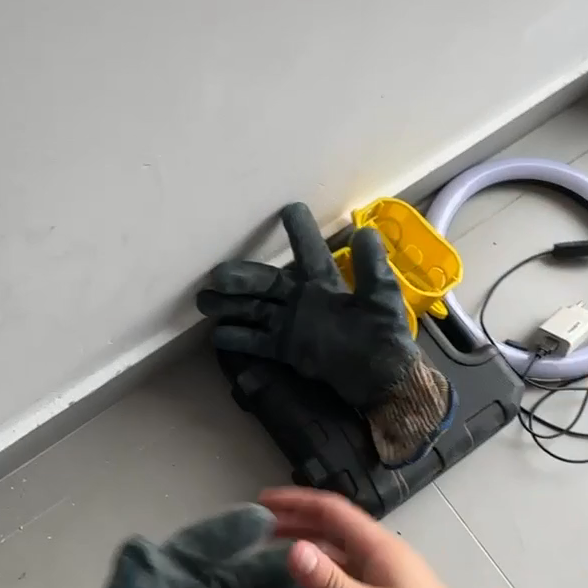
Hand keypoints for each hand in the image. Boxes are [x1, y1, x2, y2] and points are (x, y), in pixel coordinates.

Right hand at [197, 203, 417, 408]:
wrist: (381, 378)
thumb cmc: (384, 334)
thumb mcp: (381, 296)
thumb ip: (370, 266)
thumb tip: (364, 230)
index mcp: (325, 281)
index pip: (308, 250)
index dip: (299, 230)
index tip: (289, 209)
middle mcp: (303, 299)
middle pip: (266, 282)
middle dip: (241, 277)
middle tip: (215, 274)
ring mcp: (292, 324)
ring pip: (255, 309)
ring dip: (230, 306)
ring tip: (203, 302)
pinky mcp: (287, 349)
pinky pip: (258, 341)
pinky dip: (239, 338)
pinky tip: (217, 335)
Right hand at [260, 486, 504, 587]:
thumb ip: (331, 583)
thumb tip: (293, 550)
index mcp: (379, 549)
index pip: (331, 511)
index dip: (295, 501)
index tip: (261, 502)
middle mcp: (379, 557)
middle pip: (331, 531)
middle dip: (295, 526)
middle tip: (256, 533)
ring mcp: (382, 581)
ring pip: (335, 560)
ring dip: (304, 559)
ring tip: (267, 565)